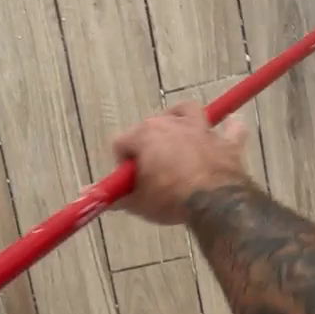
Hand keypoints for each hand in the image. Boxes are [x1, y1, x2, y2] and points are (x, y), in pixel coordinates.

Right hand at [112, 102, 254, 225]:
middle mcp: (171, 124)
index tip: (128, 180)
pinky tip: (227, 131)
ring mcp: (201, 129)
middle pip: (150, 124)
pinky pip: (231, 127)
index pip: (121, 141)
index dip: (122, 161)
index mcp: (145, 136)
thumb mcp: (136, 203)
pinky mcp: (226, 141)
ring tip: (177, 134)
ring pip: (187, 110)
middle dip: (147, 143)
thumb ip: (111, 196)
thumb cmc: (170, 200)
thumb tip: (83, 194)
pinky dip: (229, 129)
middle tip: (149, 169)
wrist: (215, 203)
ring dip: (181, 118)